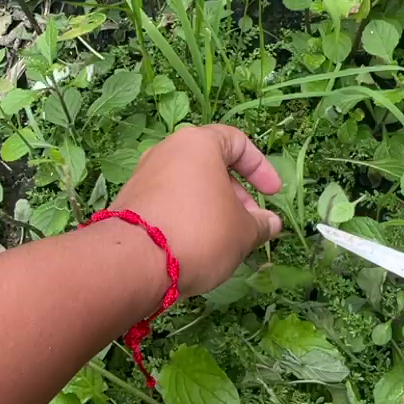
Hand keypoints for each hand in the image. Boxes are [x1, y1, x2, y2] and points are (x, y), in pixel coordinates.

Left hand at [109, 125, 280, 297]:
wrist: (133, 261)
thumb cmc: (199, 232)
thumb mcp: (242, 231)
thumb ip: (260, 223)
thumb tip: (270, 222)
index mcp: (197, 143)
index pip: (237, 142)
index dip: (261, 167)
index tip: (273, 194)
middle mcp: (166, 151)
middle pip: (211, 165)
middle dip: (236, 195)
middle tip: (250, 224)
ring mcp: (144, 176)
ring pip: (189, 186)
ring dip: (212, 209)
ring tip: (226, 241)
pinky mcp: (130, 202)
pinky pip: (168, 203)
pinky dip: (187, 218)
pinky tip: (196, 247)